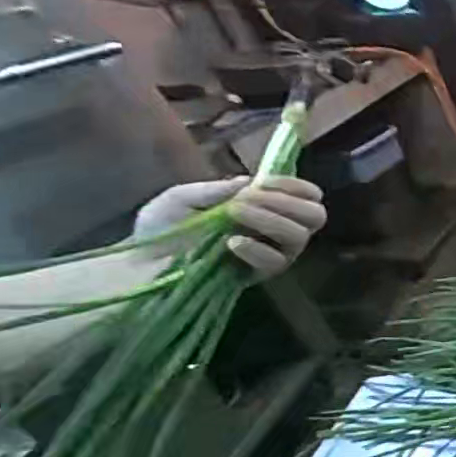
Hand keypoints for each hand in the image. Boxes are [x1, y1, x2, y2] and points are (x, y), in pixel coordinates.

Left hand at [133, 176, 327, 279]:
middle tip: (249, 200)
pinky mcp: (263, 274)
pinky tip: (232, 243)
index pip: (309, 196)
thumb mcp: (182, 198)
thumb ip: (215, 189)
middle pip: (316, 215)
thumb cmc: (163, 228)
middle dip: (286, 202)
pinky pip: (277, 260)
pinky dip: (258, 249)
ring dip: (271, 219)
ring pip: (299, 234)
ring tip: (235, 214)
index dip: (296, 186)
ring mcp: (276, 253)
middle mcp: (281, 230)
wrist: (140, 263)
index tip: (264, 181)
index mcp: (270, 208)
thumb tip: (249, 181)